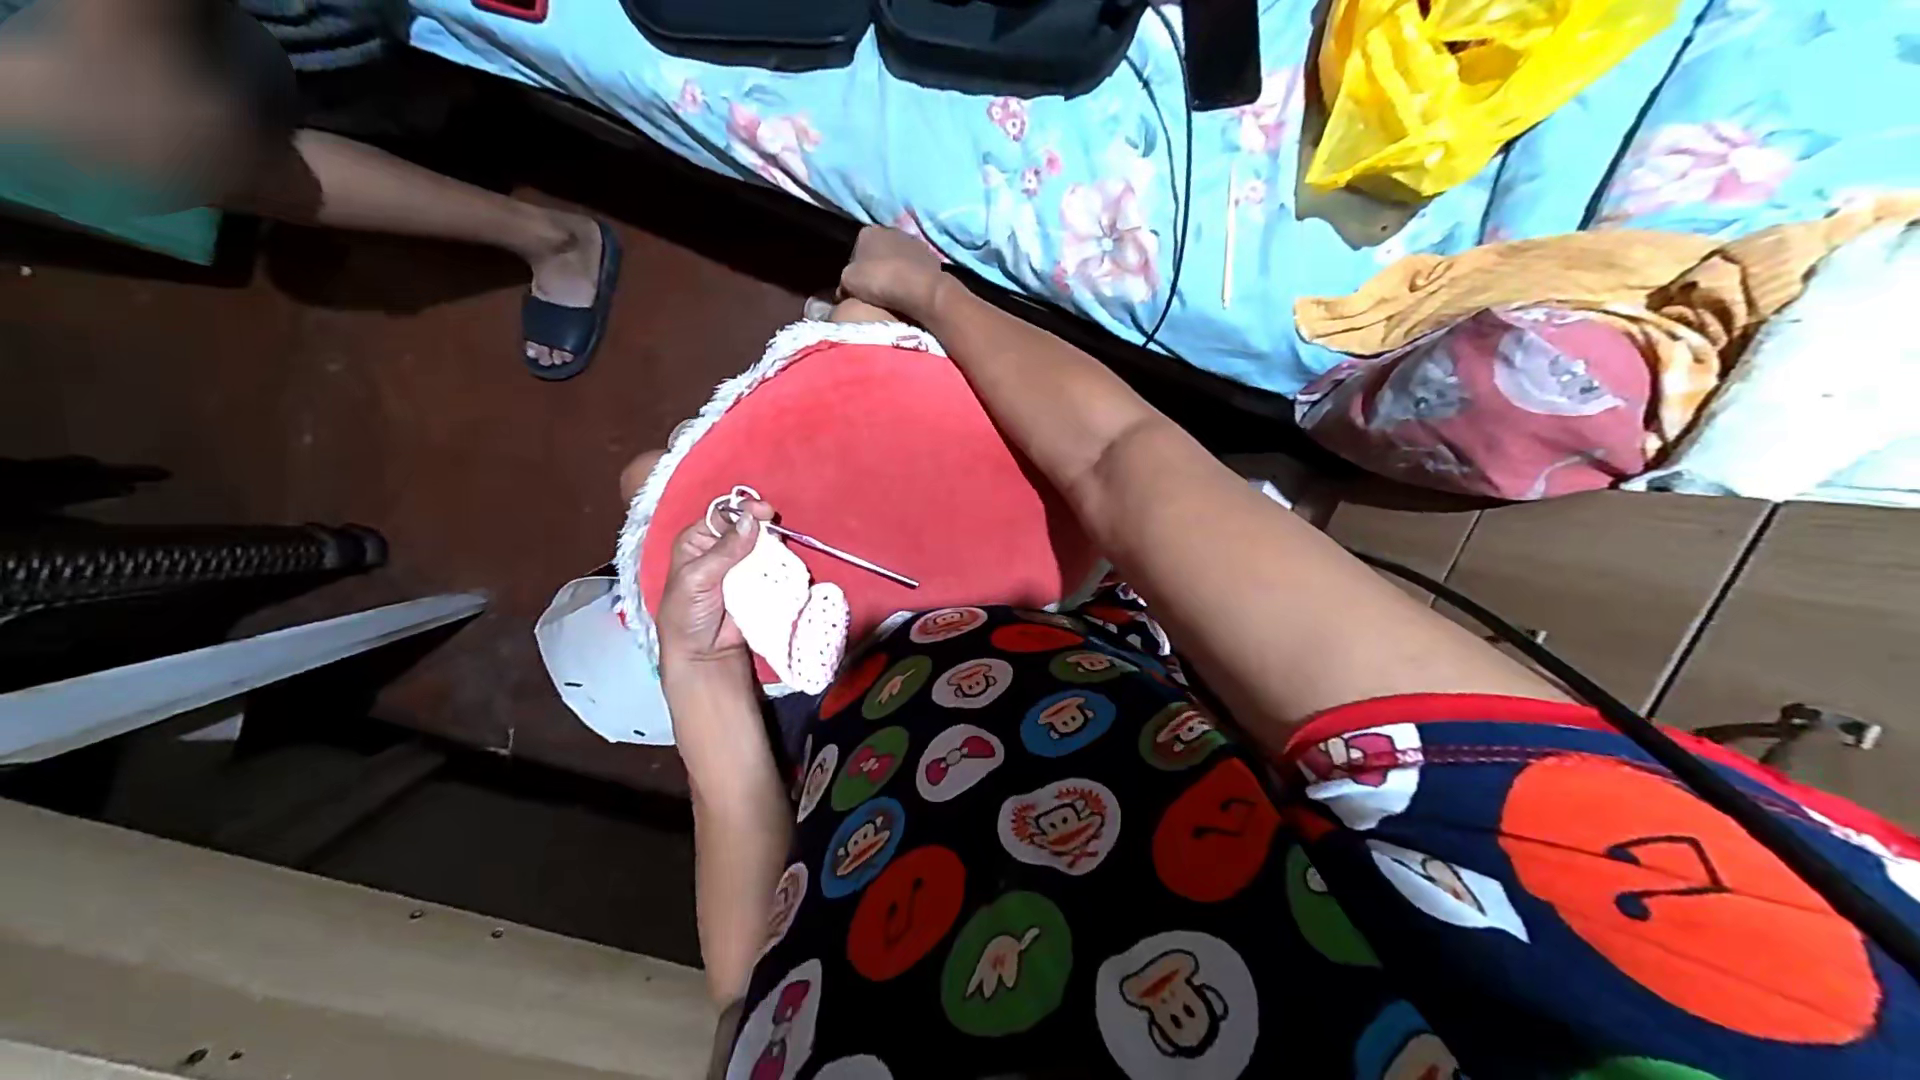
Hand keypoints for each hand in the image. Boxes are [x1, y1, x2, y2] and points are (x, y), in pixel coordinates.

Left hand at [655, 498, 773, 670]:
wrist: (705, 654)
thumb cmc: (687, 615)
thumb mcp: (697, 578)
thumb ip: (724, 550)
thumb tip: (751, 520)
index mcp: (697, 541)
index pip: (722, 514)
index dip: (742, 509)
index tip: (763, 511)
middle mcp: (721, 548)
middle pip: (747, 525)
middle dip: (762, 524)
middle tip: (776, 525)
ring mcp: (743, 564)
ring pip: (763, 544)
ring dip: (774, 544)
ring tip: (782, 548)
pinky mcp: (761, 581)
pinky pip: (774, 565)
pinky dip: (781, 562)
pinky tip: (786, 562)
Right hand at [838, 225, 947, 319]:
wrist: (917, 287)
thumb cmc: (877, 280)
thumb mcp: (848, 282)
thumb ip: (843, 283)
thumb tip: (843, 291)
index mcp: (867, 232)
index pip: (856, 250)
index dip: (855, 270)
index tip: (857, 287)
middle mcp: (891, 230)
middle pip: (879, 252)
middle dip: (877, 267)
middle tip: (876, 290)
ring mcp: (914, 241)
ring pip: (899, 259)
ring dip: (896, 271)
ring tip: (894, 292)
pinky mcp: (931, 256)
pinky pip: (916, 268)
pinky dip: (912, 277)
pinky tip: (910, 291)